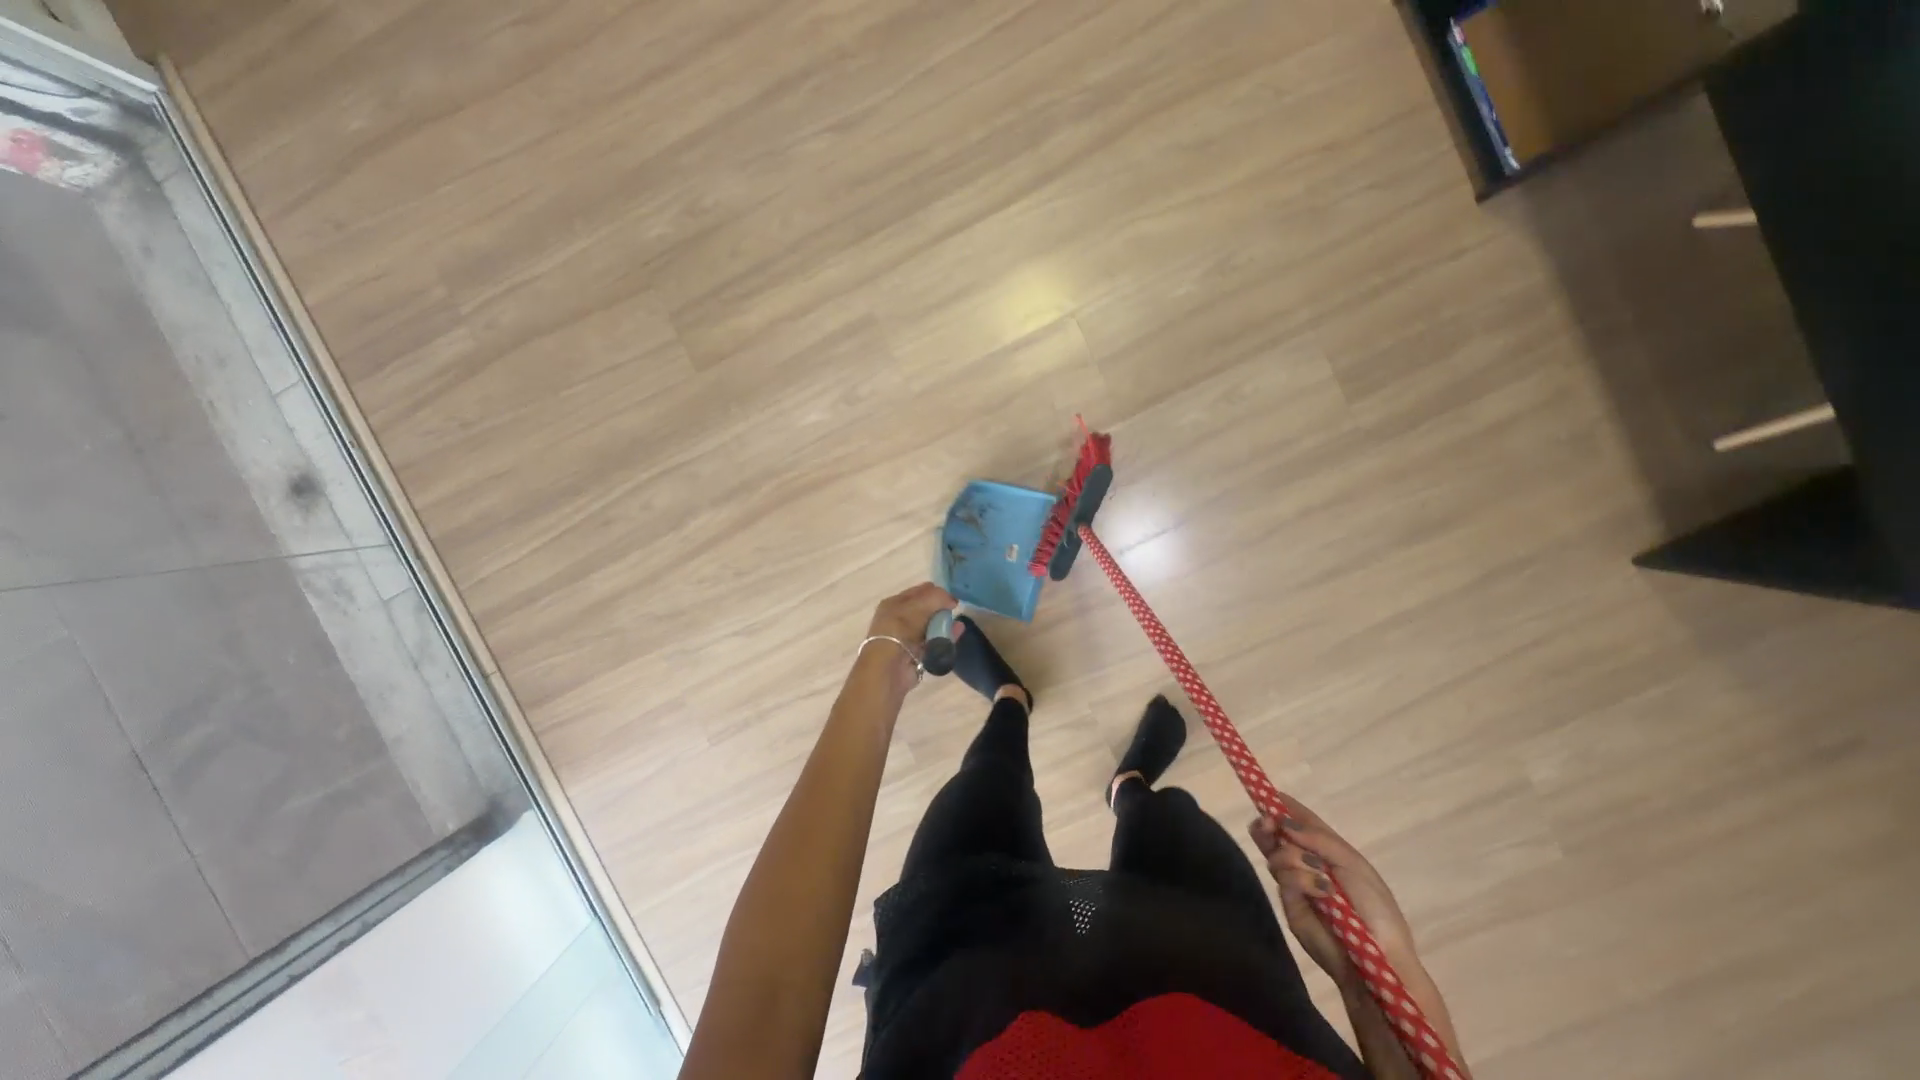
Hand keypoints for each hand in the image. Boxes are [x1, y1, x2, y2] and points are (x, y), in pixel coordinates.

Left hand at [862, 583, 957, 688]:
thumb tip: (952, 600)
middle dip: (940, 608)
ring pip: (931, 626)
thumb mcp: (919, 605)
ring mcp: (908, 638)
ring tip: (959, 622)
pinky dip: (946, 637)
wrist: (890, 666)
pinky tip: (957, 632)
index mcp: (894, 604)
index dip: (935, 592)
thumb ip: (938, 597)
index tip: (951, 597)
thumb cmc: (901, 628)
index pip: (918, 592)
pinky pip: (935, 641)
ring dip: (944, 623)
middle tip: (954, 610)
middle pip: (925, 610)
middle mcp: (899, 619)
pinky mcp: (917, 654)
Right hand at [1250, 796, 1415, 988]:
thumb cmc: (1375, 906)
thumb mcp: (1354, 864)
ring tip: (1319, 876)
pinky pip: (1283, 879)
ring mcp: (1296, 883)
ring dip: (1294, 858)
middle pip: (1277, 835)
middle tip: (1269, 825)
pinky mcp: (1289, 903)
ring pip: (1276, 854)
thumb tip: (1284, 823)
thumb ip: (1319, 839)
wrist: (1375, 955)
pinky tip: (1321, 892)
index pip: (1301, 821)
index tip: (1267, 795)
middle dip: (1270, 825)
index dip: (1284, 807)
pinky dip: (1300, 879)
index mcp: (1328, 850)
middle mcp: (1308, 862)